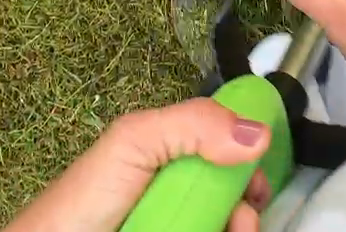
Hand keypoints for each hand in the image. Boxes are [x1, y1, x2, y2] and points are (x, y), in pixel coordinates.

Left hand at [4, 97, 272, 231]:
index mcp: (178, 155)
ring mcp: (184, 224)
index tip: (255, 185)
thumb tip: (259, 133)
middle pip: (239, 201)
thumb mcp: (137, 140)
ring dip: (236, 229)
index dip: (250, 167)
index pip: (233, 152)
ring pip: (230, 225)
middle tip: (238, 220)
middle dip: (245, 211)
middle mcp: (185, 194)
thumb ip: (193, 125)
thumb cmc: (87, 196)